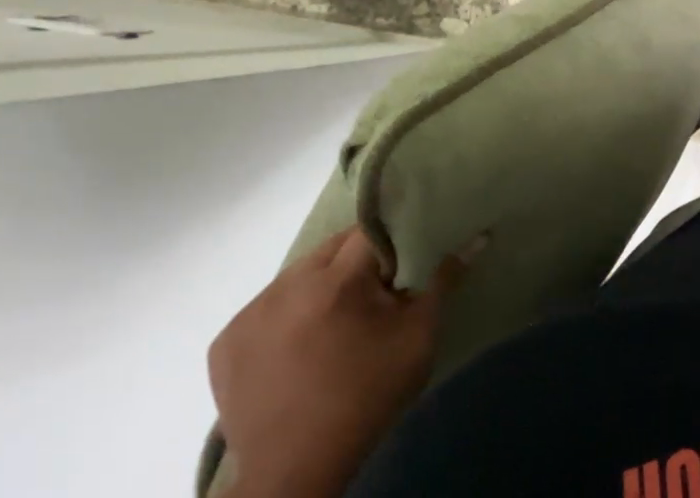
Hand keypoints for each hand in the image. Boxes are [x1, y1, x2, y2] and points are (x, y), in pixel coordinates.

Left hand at [208, 227, 469, 497]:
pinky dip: (289, 314)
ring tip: (341, 321)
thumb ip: (443, 281)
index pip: (370, 232)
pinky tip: (304, 344)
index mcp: (333, 284)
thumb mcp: (420, 336)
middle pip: (331, 250)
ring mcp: (246, 317)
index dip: (395, 241)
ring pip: (296, 276)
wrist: (297, 467)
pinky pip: (266, 308)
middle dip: (359, 261)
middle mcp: (282, 289)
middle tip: (382, 293)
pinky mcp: (224, 344)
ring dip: (322, 285)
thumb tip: (476, 238)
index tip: (408, 264)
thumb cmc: (370, 394)